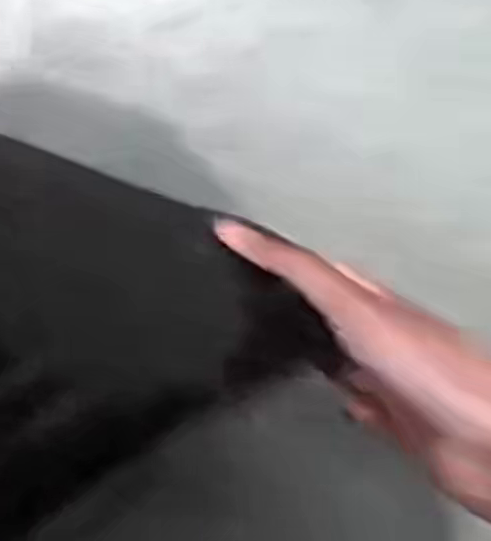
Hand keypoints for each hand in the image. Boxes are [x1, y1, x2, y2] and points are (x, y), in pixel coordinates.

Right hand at [216, 220, 490, 518]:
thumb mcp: (350, 303)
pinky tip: (277, 377)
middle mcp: (377, 332)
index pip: (315, 267)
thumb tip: (223, 226)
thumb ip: (290, 266)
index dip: (269, 254)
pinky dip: (310, 384)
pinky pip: (334, 391)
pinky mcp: (381, 412)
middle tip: (210, 288)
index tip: (216, 245)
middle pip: (315, 308)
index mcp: (375, 301)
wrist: (485, 448)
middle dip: (270, 300)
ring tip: (226, 328)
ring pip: (321, 349)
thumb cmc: (421, 362)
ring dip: (286, 343)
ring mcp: (382, 373)